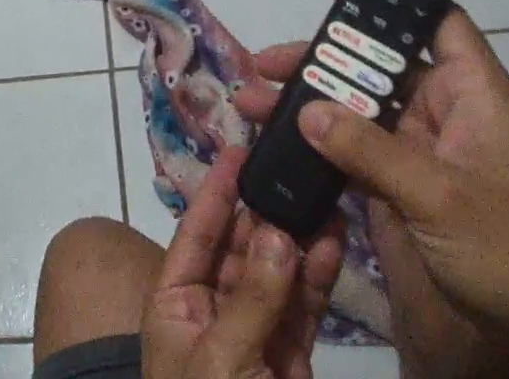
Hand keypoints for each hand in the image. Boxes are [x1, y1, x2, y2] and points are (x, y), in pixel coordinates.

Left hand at [142, 148, 345, 378]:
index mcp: (174, 304)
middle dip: (264, 211)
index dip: (214, 191)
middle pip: (239, 248)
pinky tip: (334, 244)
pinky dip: (317, 279)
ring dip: (297, 239)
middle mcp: (211, 311)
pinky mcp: (289, 359)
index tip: (236, 149)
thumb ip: (251, 298)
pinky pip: (301, 308)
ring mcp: (252, 334)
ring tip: (323, 198)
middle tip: (293, 170)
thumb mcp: (221, 361)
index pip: (193, 235)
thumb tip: (275, 232)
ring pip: (275, 274)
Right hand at [234, 9, 508, 378]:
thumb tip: (306, 110)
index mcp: (473, 95)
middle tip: (264, 64)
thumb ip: (371, 152)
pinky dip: (319, 147)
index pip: (437, 25)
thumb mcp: (443, 198)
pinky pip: (355, 154)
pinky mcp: (404, 188)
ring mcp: (422, 152)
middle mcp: (445, 113)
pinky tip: (278, 145)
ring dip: (310, 106)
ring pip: (359, 111)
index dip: (393, 3)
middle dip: (322, 63)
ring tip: (254, 104)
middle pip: (377, 68)